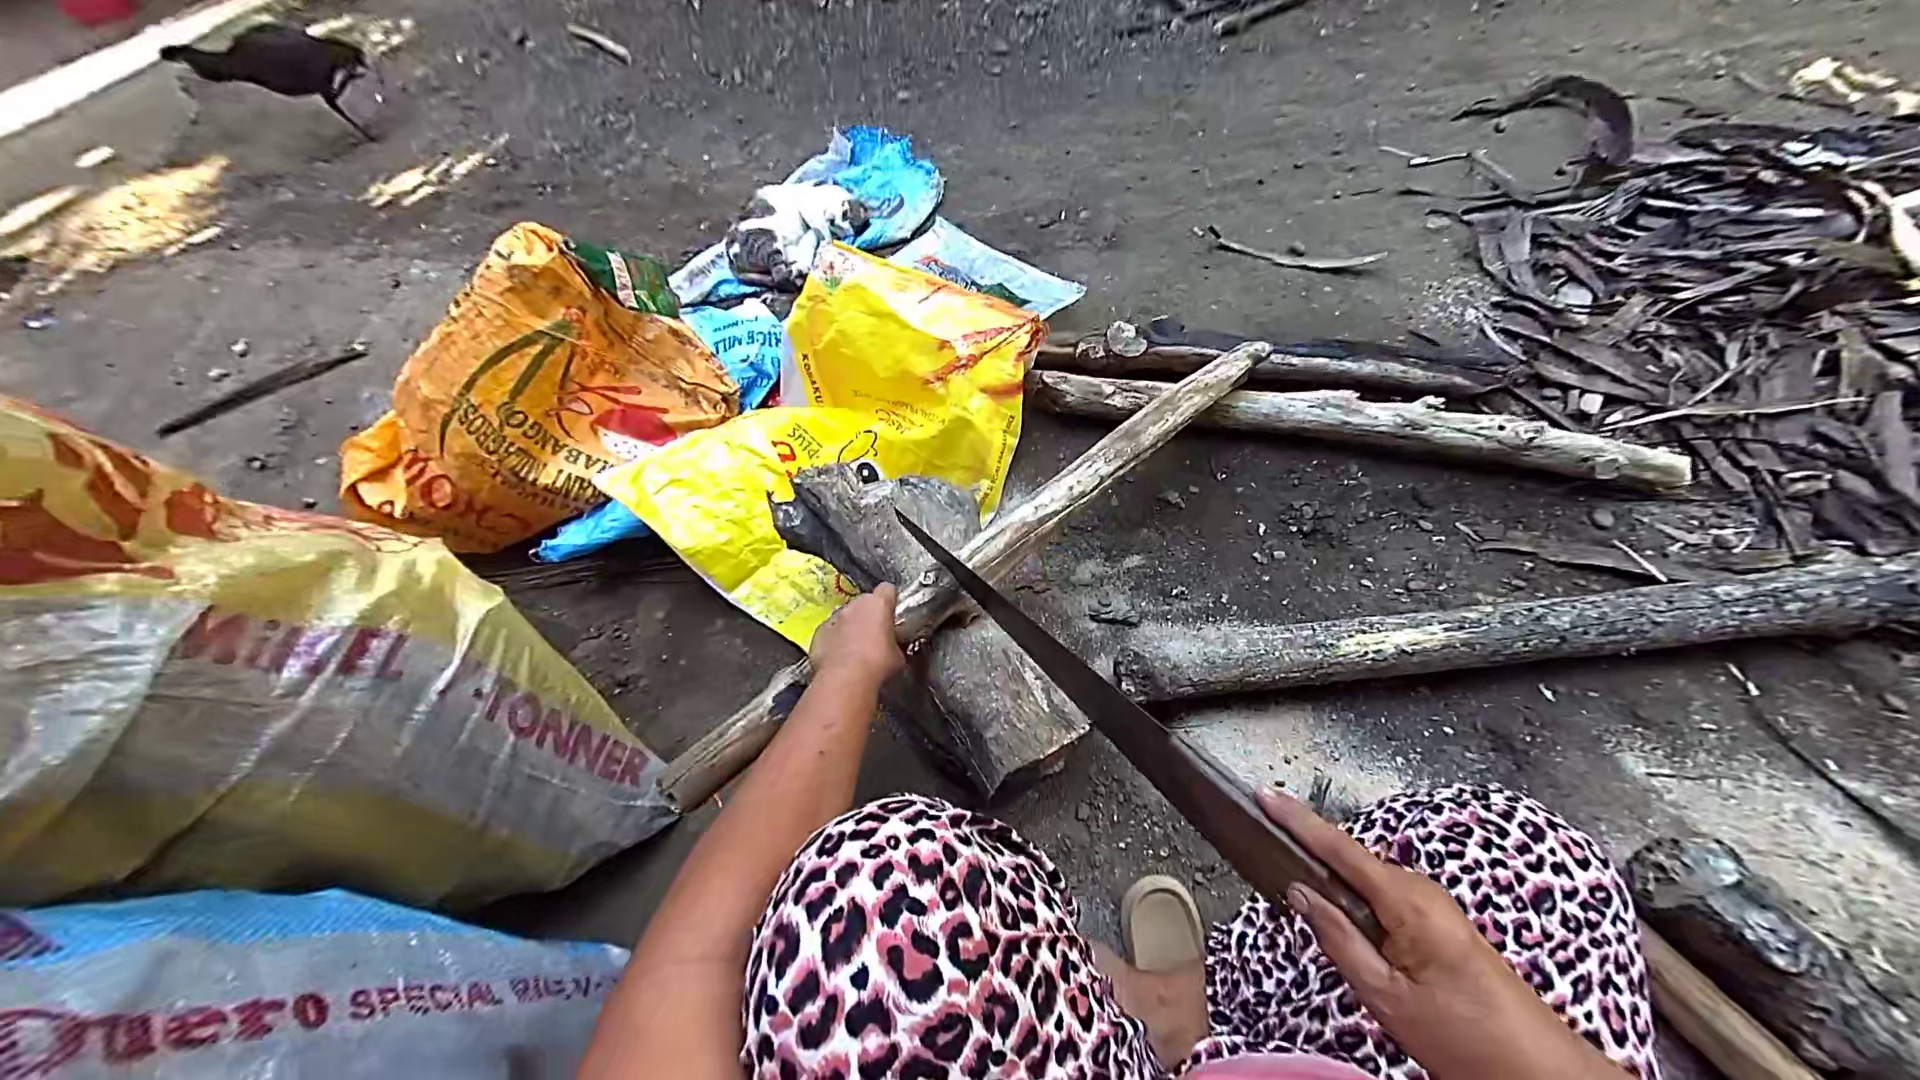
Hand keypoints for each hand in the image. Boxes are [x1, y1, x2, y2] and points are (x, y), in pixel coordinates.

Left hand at [809, 583, 904, 683]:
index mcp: (878, 604)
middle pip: (864, 603)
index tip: (892, 613)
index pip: (887, 589)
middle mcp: (854, 605)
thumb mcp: (898, 655)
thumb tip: (894, 647)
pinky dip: (834, 640)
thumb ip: (896, 643)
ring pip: (845, 617)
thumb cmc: (878, 665)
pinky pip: (830, 632)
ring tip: (856, 649)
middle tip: (876, 635)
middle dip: (869, 615)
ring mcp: (834, 618)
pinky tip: (839, 657)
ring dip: (850, 627)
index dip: (890, 600)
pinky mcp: (818, 633)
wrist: (845, 680)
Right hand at [1259, 788, 1627, 1079]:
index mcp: (1407, 902)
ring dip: (1331, 879)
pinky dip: (1353, 896)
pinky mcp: (1437, 919)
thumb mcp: (1386, 997)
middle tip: (1270, 856)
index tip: (1264, 794)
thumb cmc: (1471, 1044)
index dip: (1295, 817)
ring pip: (1363, 878)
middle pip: (1347, 857)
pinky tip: (1342, 918)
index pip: (1337, 846)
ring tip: (1301, 896)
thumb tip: (1300, 893)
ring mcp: (1432, 903)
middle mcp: (1421, 890)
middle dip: (1308, 852)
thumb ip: (1336, 936)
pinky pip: (1381, 894)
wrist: (1547, 1077)